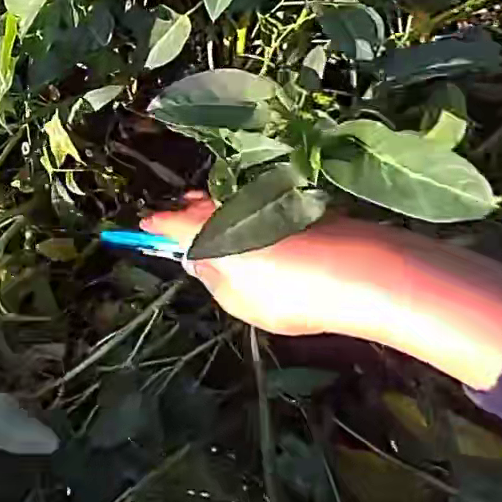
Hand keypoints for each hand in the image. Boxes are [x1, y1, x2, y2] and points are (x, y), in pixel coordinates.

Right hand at [141, 193, 501, 390]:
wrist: (359, 270)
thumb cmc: (287, 292)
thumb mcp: (237, 300)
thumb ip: (212, 279)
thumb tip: (202, 261)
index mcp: (204, 228)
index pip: (167, 223)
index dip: (153, 227)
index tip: (142, 228)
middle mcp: (225, 206)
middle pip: (195, 206)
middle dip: (182, 214)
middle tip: (176, 226)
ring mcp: (257, 200)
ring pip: (223, 202)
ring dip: (211, 212)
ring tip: (211, 228)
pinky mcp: (286, 203)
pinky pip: (251, 205)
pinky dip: (242, 215)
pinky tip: (254, 233)